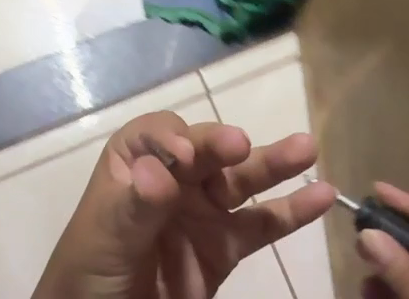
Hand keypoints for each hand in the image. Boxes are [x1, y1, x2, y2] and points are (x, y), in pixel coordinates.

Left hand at [34, 110, 335, 298]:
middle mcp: (172, 176)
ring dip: (273, 164)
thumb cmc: (88, 271)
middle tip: (241, 145)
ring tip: (307, 149)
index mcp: (132, 161)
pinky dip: (290, 212)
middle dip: (223, 145)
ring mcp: (201, 210)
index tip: (183, 155)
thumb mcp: (106, 235)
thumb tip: (158, 172)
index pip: (158, 135)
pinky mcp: (223, 248)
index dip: (173, 139)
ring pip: (240, 180)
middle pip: (205, 151)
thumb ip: (136, 206)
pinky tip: (320, 196)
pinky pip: (260, 226)